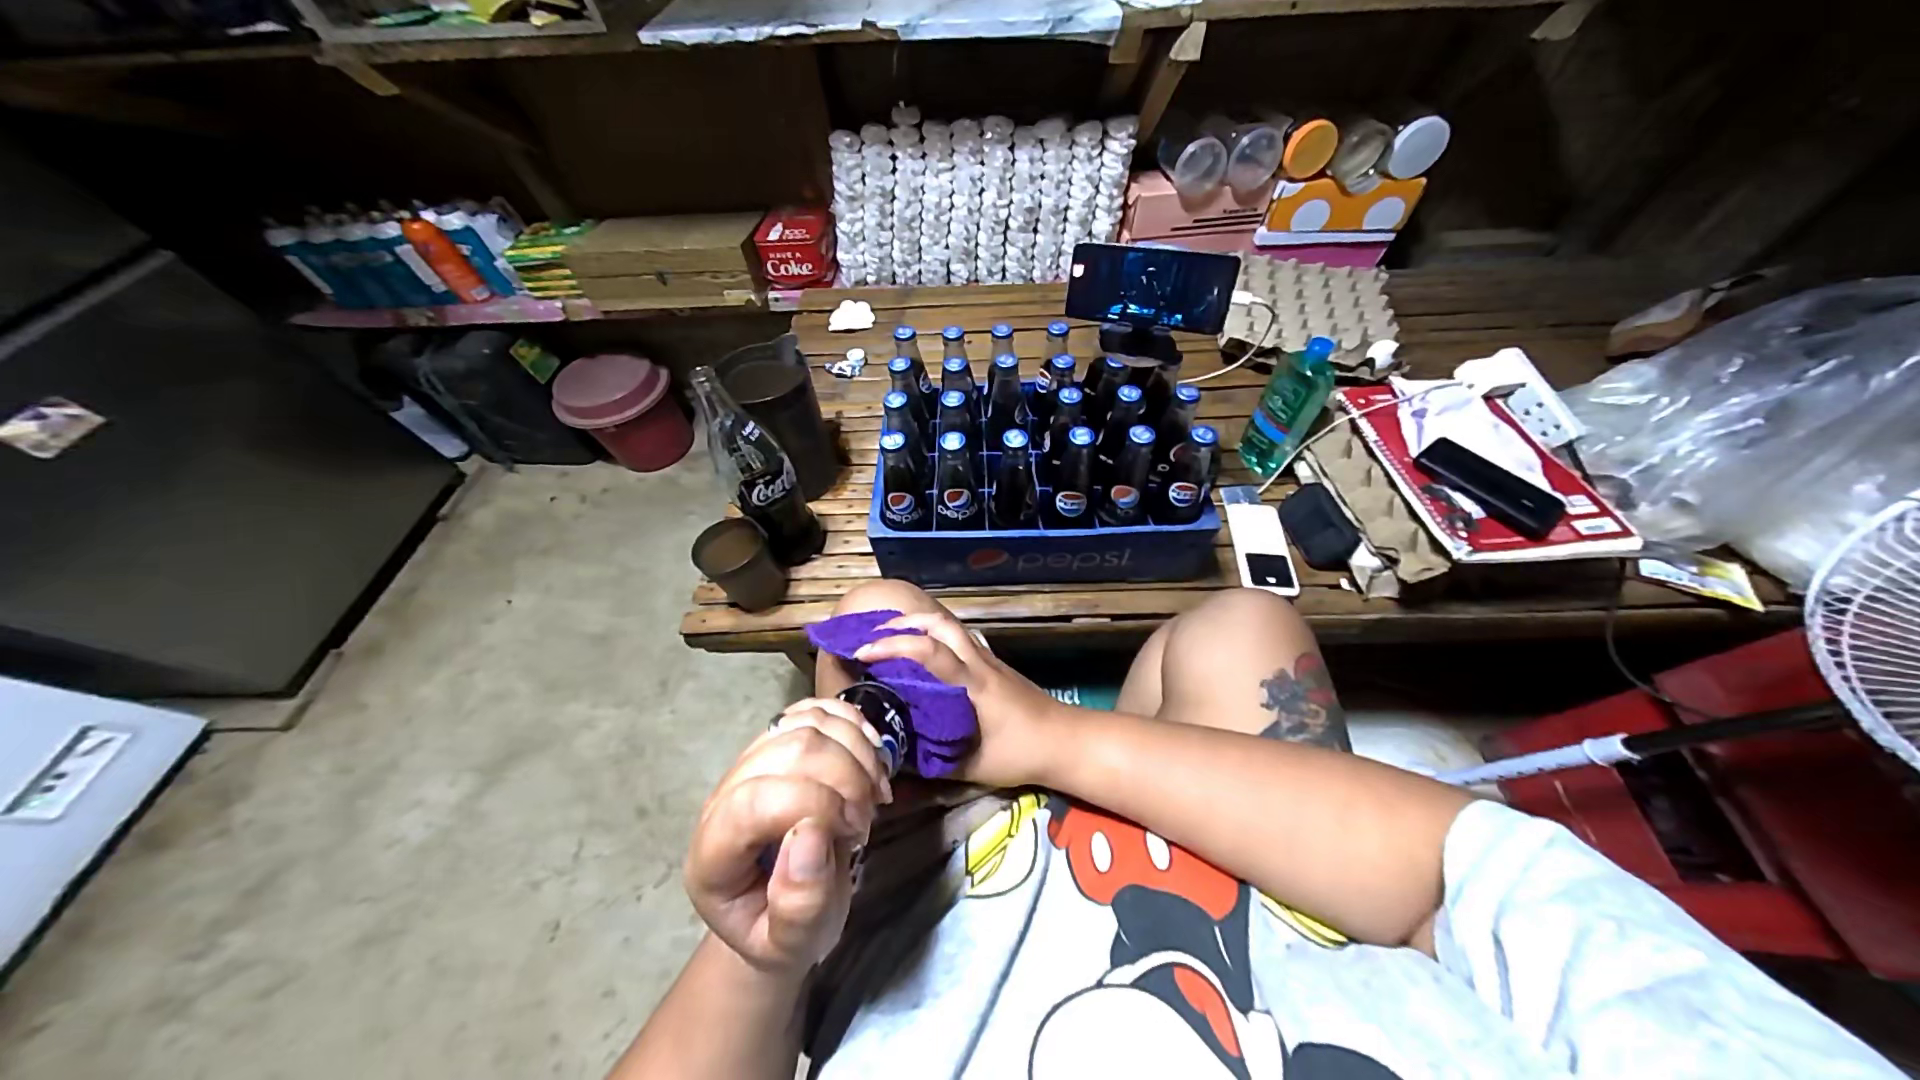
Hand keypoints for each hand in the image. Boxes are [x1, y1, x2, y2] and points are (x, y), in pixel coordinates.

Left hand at [685, 697, 891, 976]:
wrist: (782, 911)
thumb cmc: (784, 932)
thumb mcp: (792, 946)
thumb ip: (798, 906)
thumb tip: (810, 834)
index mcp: (713, 853)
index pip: (754, 800)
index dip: (813, 803)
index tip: (853, 832)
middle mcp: (724, 796)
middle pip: (789, 749)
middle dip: (845, 777)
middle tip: (866, 818)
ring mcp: (752, 761)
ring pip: (807, 722)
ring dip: (856, 750)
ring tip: (872, 793)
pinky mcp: (781, 741)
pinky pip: (816, 709)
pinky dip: (852, 723)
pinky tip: (871, 757)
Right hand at [852, 611, 1064, 788]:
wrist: (1065, 739)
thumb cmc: (1020, 754)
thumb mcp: (971, 766)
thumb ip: (933, 758)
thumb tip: (896, 756)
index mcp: (970, 684)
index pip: (929, 650)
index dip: (893, 646)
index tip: (864, 653)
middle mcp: (978, 662)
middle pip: (940, 623)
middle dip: (903, 623)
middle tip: (873, 637)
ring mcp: (988, 659)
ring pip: (951, 626)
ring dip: (919, 625)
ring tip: (892, 639)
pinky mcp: (994, 664)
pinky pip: (959, 639)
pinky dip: (934, 637)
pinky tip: (924, 655)